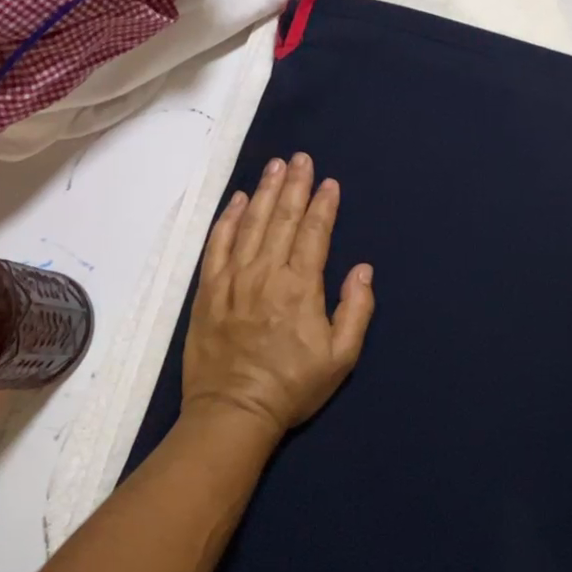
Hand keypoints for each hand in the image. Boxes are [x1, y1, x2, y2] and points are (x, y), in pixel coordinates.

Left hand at [182, 153, 375, 439]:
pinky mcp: (208, 291)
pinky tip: (236, 200)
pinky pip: (217, 245)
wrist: (233, 413)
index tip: (329, 182)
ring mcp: (233, 279)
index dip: (323, 205)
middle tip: (300, 159)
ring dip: (263, 192)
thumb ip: (356, 310)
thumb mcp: (341, 357)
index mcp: (301, 287)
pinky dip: (227, 220)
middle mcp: (266, 273)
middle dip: (294, 186)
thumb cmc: (292, 386)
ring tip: (274, 166)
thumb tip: (363, 269)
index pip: (313, 233)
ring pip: (250, 224)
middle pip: (281, 219)